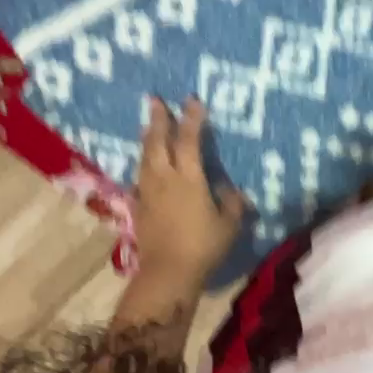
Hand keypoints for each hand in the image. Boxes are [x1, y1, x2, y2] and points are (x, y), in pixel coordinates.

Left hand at [132, 96, 246, 294]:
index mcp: (189, 178)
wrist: (167, 272)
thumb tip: (232, 190)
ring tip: (149, 126)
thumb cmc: (203, 247)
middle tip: (155, 100)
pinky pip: (140, 177)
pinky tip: (145, 166)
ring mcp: (148, 192)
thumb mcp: (229, 225)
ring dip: (147, 138)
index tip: (192, 100)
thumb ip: (232, 204)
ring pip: (145, 157)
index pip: (189, 140)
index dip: (192, 119)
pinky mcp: (139, 207)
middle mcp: (165, 178)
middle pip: (158, 142)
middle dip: (158, 120)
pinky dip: (143, 164)